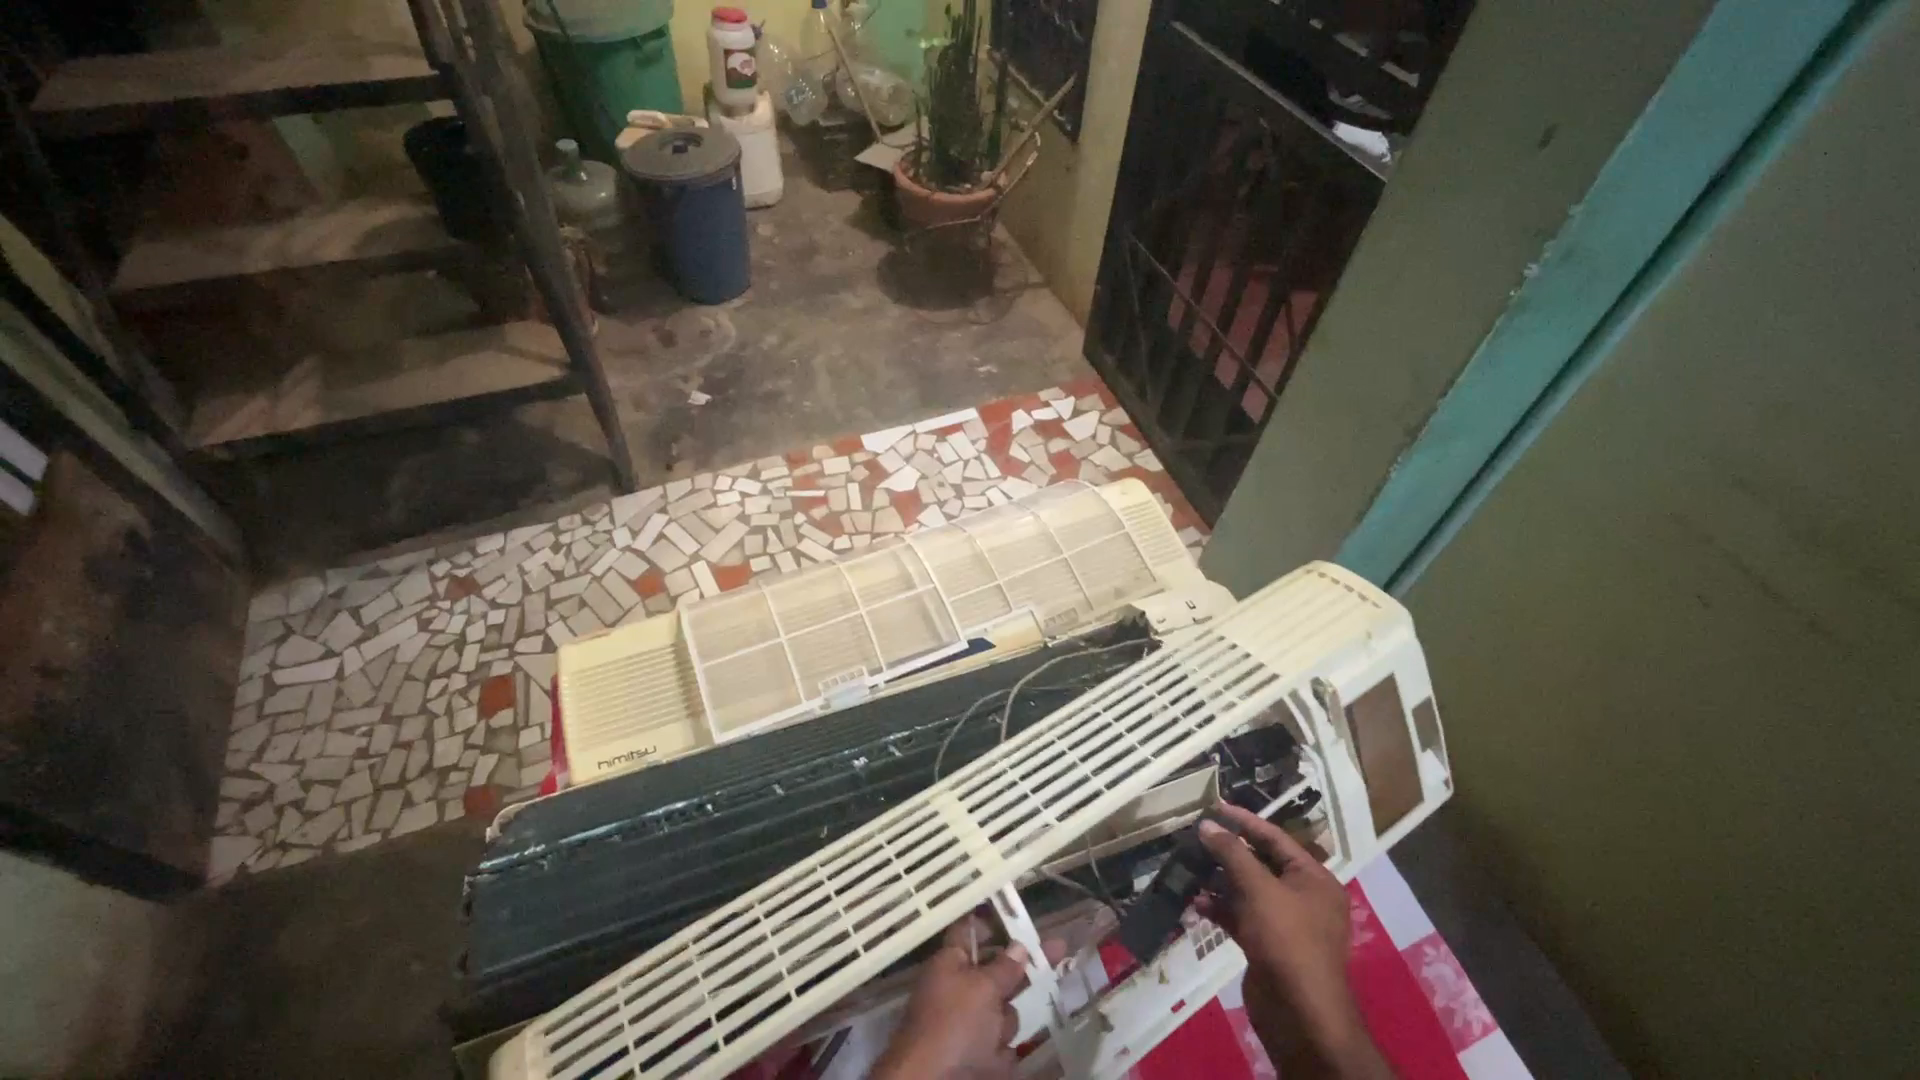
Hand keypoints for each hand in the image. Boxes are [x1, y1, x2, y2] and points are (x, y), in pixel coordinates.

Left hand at [870, 916, 1058, 1079]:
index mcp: (951, 964)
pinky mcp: (981, 1056)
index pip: (971, 930)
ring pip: (1005, 1012)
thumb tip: (1019, 946)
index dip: (993, 919)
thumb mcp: (982, 988)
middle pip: (998, 972)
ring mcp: (970, 1025)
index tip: (1018, 908)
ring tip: (990, 1037)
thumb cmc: (952, 1025)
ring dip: (1006, 1022)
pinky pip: (1005, 1045)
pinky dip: (1005, 1052)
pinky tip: (995, 1056)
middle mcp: (960, 989)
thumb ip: (1004, 967)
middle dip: (1022, 972)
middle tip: (1060, 948)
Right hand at [1198, 805, 1391, 1078]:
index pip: (1275, 838)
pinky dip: (1220, 908)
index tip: (1214, 806)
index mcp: (1313, 878)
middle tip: (1195, 838)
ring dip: (1219, 881)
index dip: (1244, 821)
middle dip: (1227, 852)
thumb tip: (1207, 825)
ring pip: (1247, 891)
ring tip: (1189, 869)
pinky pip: (1241, 916)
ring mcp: (1284, 923)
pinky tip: (1196, 903)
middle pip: (1260, 863)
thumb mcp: (1258, 888)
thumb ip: (1231, 853)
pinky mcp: (1267, 945)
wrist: (1298, 1013)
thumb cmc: (1286, 940)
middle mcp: (1302, 897)